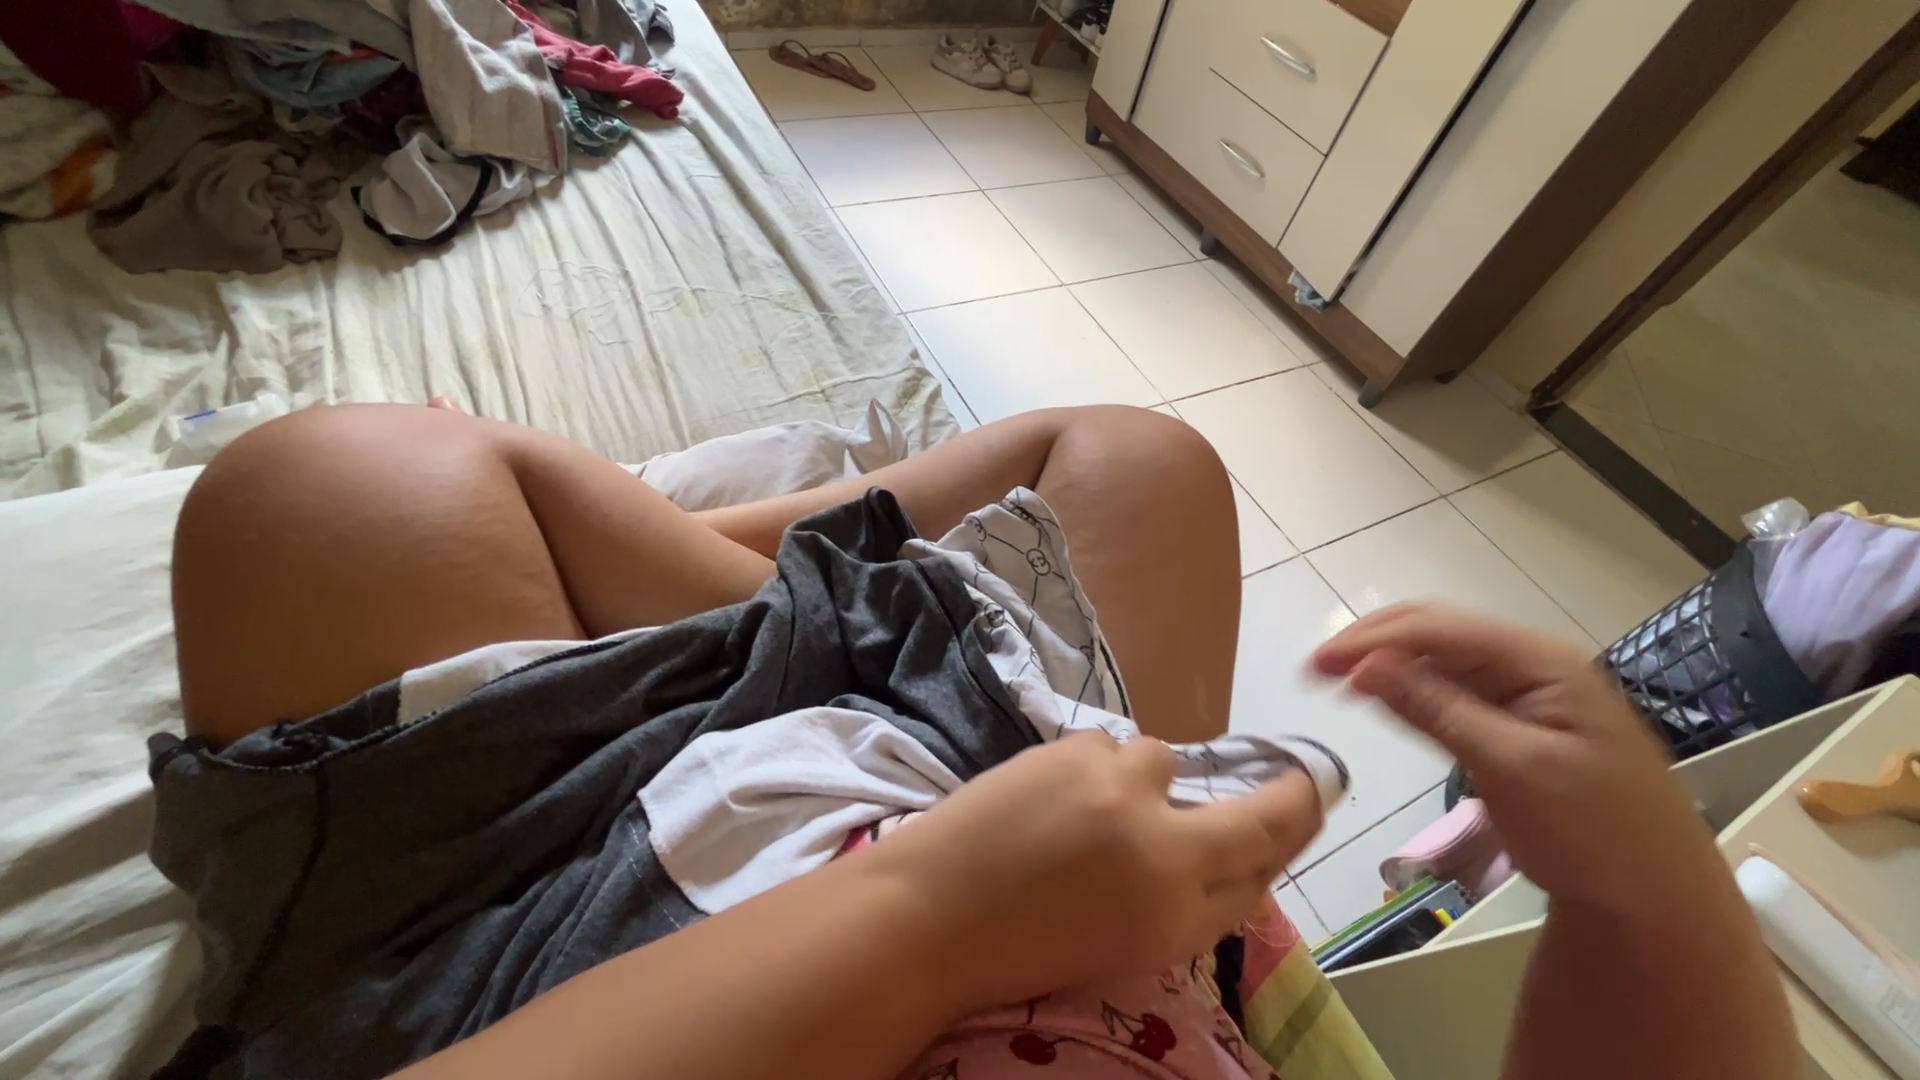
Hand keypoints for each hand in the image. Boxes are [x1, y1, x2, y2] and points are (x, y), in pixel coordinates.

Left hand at [860, 731, 1321, 1011]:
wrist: (936, 908)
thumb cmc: (1033, 946)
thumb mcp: (1138, 944)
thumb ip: (1202, 898)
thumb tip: (1245, 851)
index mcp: (1178, 897)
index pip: (1269, 839)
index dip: (1298, 808)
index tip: (1307, 789)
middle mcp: (1157, 832)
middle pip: (1238, 803)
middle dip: (1245, 801)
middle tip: (1201, 811)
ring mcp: (1109, 778)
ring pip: (1160, 764)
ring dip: (1143, 785)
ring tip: (1089, 816)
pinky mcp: (1066, 747)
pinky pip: (1106, 749)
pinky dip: (1094, 770)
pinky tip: (1052, 798)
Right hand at [1311, 604, 1718, 916]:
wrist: (1655, 901)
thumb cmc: (1593, 833)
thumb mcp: (1510, 767)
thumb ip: (1435, 709)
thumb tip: (1363, 667)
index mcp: (1540, 661)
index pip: (1438, 629)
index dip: (1371, 640)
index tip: (1316, 666)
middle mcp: (1528, 664)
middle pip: (1434, 631)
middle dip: (1370, 643)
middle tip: (1314, 670)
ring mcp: (1521, 692)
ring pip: (1435, 658)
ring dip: (1382, 663)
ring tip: (1330, 681)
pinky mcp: (1510, 720)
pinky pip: (1447, 690)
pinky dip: (1405, 689)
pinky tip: (1375, 697)